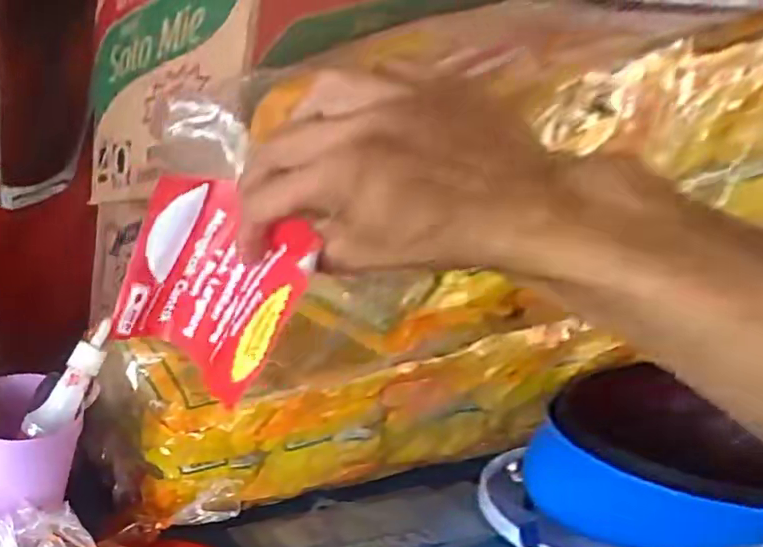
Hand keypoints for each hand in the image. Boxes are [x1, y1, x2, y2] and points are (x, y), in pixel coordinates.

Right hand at [238, 69, 574, 274]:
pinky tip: (342, 124)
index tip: (251, 253)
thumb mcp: (353, 255)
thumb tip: (281, 240)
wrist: (516, 202)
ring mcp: (393, 94)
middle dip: (255, 186)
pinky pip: (369, 76)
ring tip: (295, 154)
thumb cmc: (431, 237)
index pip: (263, 200)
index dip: (246, 232)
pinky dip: (343, 101)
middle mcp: (356, 123)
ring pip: (315, 97)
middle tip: (259, 209)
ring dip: (291, 130)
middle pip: (275, 147)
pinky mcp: (425, 82)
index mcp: (337, 171)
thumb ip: (305, 243)